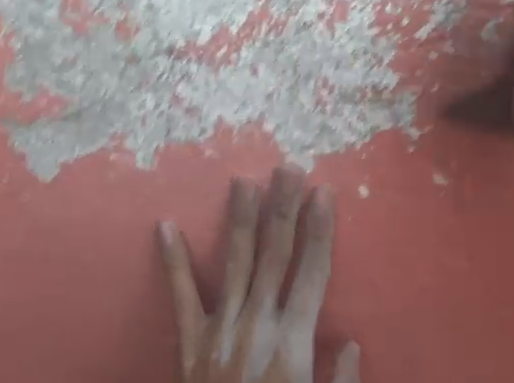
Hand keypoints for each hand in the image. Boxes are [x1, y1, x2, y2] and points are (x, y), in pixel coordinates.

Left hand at [158, 167, 359, 382]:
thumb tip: (349, 342)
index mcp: (293, 347)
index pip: (312, 274)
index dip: (320, 231)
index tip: (324, 192)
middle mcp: (256, 328)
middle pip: (275, 256)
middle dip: (283, 209)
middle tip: (288, 167)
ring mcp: (219, 333)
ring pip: (235, 263)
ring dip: (240, 219)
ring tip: (243, 180)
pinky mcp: (189, 347)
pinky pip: (181, 298)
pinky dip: (172, 261)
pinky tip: (164, 225)